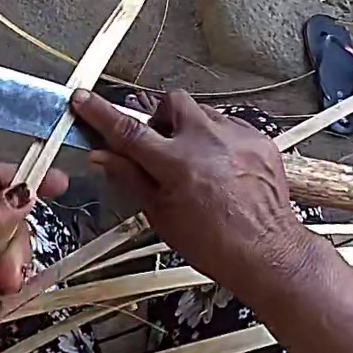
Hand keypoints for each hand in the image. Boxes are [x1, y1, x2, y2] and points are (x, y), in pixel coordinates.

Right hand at [70, 89, 320, 302]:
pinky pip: (228, 124)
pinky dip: (218, 140)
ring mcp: (236, 136)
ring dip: (191, 129)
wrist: (268, 252)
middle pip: (171, 102)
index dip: (100, 112)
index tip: (83, 99)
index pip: (127, 129)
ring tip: (198, 162)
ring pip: (202, 111)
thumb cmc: (213, 244)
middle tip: (162, 145)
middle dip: (161, 117)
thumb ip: (130, 177)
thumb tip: (101, 155)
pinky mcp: (258, 138)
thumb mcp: (161, 216)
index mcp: (177, 164)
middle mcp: (207, 141)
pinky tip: (223, 168)